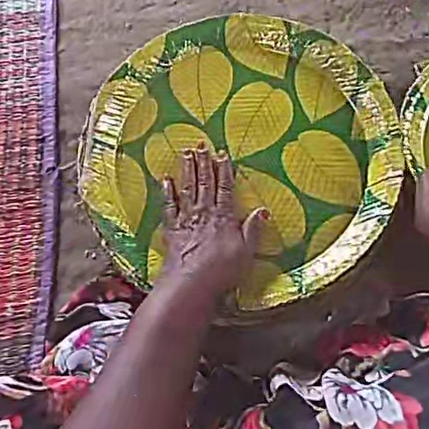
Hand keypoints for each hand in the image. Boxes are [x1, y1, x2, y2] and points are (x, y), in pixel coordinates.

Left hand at [159, 148, 264, 299]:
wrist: (191, 283)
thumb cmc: (222, 270)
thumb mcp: (247, 251)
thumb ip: (253, 229)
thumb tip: (263, 210)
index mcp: (224, 217)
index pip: (225, 188)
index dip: (224, 170)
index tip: (222, 154)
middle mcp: (205, 213)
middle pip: (205, 183)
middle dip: (204, 163)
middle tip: (201, 144)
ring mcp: (186, 220)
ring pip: (187, 189)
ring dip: (187, 170)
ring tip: (186, 153)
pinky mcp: (172, 230)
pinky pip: (169, 207)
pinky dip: (167, 192)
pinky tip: (165, 180)